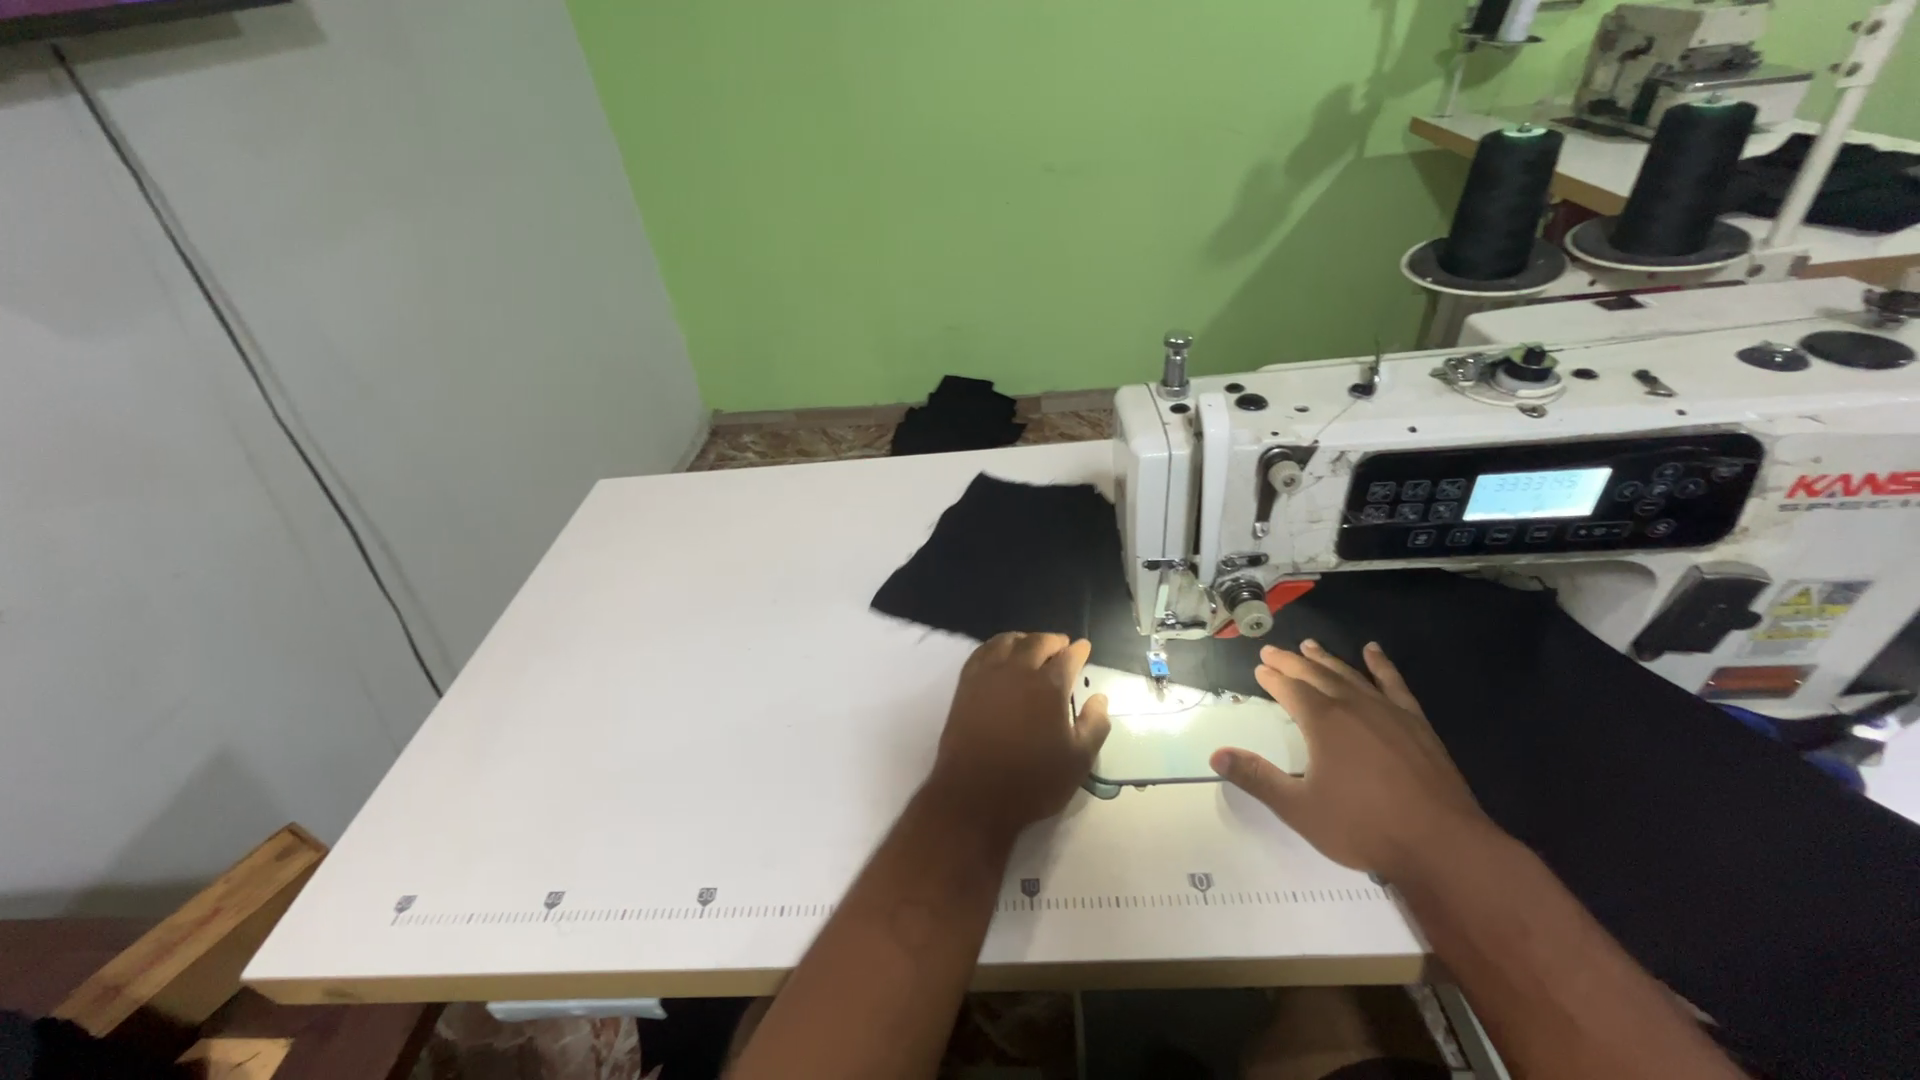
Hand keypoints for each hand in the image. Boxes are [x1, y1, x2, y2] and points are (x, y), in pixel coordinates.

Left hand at [924, 633, 1110, 840]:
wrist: (974, 795)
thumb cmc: (1032, 781)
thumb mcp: (1079, 760)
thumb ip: (1095, 725)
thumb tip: (1099, 698)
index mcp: (1049, 686)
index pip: (1068, 657)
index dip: (1079, 651)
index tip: (1084, 648)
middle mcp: (1018, 671)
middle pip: (1037, 642)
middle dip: (1053, 640)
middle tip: (1062, 645)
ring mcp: (987, 676)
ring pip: (1006, 642)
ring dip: (1024, 640)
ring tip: (1032, 646)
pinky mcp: (965, 686)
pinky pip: (981, 653)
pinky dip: (995, 646)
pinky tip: (999, 655)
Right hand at [1211, 640, 1491, 879]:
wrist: (1441, 843)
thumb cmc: (1363, 827)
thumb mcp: (1299, 808)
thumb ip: (1257, 778)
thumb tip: (1217, 754)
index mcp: (1323, 722)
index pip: (1290, 690)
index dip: (1272, 678)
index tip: (1259, 668)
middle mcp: (1354, 706)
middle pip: (1317, 675)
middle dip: (1292, 662)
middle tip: (1273, 651)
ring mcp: (1389, 712)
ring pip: (1351, 675)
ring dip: (1327, 660)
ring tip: (1310, 645)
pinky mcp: (1416, 724)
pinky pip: (1394, 684)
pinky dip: (1381, 665)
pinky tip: (1374, 652)